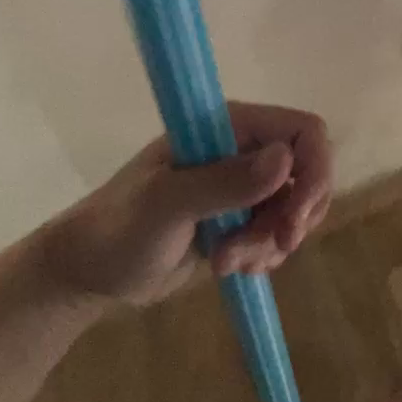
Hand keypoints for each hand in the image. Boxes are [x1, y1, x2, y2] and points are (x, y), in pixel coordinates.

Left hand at [35, 102, 332, 305]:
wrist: (87, 274)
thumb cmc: (118, 230)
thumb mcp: (167, 205)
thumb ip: (225, 182)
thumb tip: (286, 159)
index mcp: (232, 127)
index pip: (303, 131)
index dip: (314, 171)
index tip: (295, 219)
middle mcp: (246, 148)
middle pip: (309, 172)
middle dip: (292, 217)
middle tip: (269, 247)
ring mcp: (245, 183)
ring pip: (296, 208)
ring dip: (271, 243)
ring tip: (226, 262)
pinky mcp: (243, 217)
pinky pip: (280, 232)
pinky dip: (265, 254)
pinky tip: (229, 267)